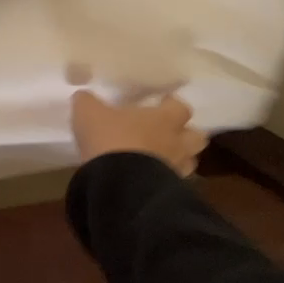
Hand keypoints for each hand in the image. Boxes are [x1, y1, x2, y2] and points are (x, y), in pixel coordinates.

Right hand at [71, 88, 208, 175]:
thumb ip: (88, 100)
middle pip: (197, 135)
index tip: (161, 101)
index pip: (180, 106)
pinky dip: (165, 172)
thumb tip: (86, 96)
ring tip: (158, 153)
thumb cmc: (109, 136)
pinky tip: (148, 171)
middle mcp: (177, 141)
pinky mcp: (172, 186)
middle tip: (166, 130)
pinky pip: (175, 176)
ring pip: (189, 158)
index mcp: (163, 119)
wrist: (121, 179)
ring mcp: (178, 166)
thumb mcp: (87, 111)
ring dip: (178, 154)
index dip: (171, 103)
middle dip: (185, 132)